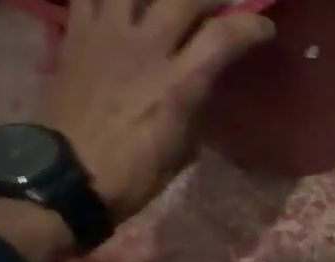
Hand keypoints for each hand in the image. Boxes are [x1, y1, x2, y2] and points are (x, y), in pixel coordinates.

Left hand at [45, 0, 275, 218]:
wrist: (70, 172)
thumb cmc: (137, 172)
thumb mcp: (184, 146)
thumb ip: (195, 102)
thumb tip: (202, 79)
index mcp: (178, 86)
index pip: (222, 37)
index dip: (250, 24)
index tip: (264, 26)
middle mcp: (145, 50)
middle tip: (221, 3)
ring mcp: (106, 34)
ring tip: (171, 0)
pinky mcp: (77, 31)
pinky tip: (124, 1)